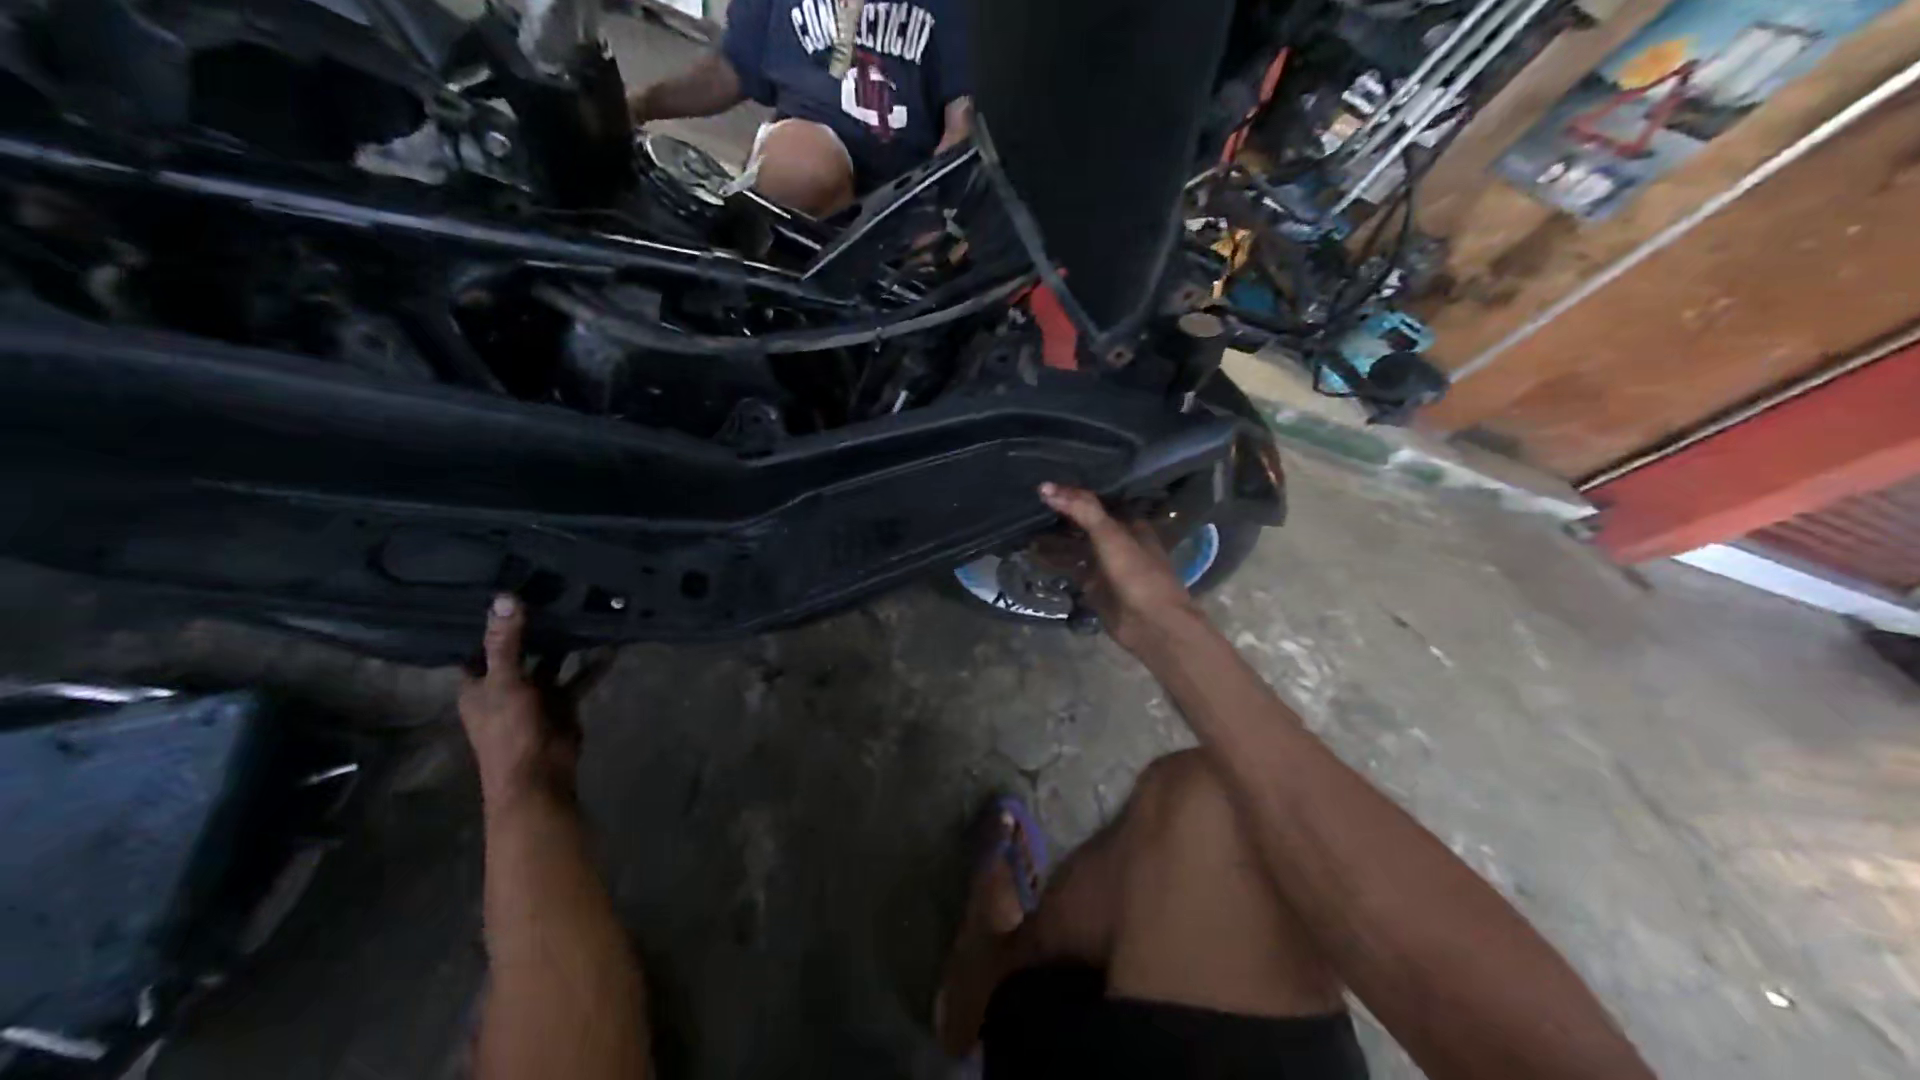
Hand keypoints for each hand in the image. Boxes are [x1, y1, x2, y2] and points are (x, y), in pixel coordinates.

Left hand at [458, 595, 578, 806]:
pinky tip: (610, 646)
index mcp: (477, 684)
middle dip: (533, 626)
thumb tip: (504, 598)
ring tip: (581, 609)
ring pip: (550, 662)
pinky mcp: (562, 703)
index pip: (479, 645)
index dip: (490, 622)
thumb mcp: (504, 681)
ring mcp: (535, 695)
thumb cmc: (508, 730)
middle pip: (519, 649)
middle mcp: (504, 685)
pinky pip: (578, 678)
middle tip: (552, 588)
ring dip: (564, 643)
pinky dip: (593, 665)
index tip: (506, 588)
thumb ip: (506, 642)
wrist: (538, 775)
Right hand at [1038, 483, 1210, 653]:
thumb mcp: (1110, 535)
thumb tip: (1046, 488)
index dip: (1070, 495)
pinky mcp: (1096, 588)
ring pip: (1075, 548)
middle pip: (1083, 525)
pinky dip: (1054, 564)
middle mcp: (1117, 542)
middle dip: (1058, 519)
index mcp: (1128, 524)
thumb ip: (1081, 510)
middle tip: (1027, 510)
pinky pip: (1071, 570)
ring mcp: (1106, 566)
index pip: (1094, 503)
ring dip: (1053, 542)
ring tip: (1024, 534)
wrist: (1153, 624)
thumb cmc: (1137, 574)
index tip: (1041, 490)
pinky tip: (1033, 558)